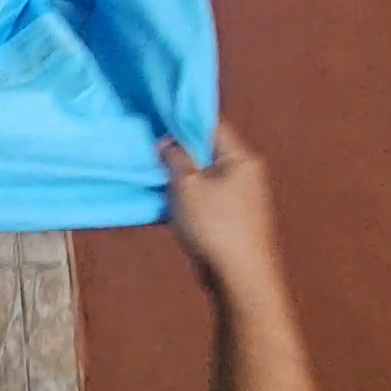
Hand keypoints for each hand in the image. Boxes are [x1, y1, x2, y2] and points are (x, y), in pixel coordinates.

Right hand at [159, 123, 284, 301]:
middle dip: (177, 146)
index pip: (209, 125)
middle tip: (146, 142)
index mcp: (240, 158)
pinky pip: (204, 189)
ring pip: (202, 170)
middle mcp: (245, 171)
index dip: (181, 118)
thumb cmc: (214, 224)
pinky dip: (185, 188)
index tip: (152, 114)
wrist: (238, 275)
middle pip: (205, 147)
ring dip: (179, 169)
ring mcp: (240, 193)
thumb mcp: (186, 184)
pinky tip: (164, 191)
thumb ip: (175, 156)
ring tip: (150, 166)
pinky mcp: (231, 212)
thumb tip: (167, 141)